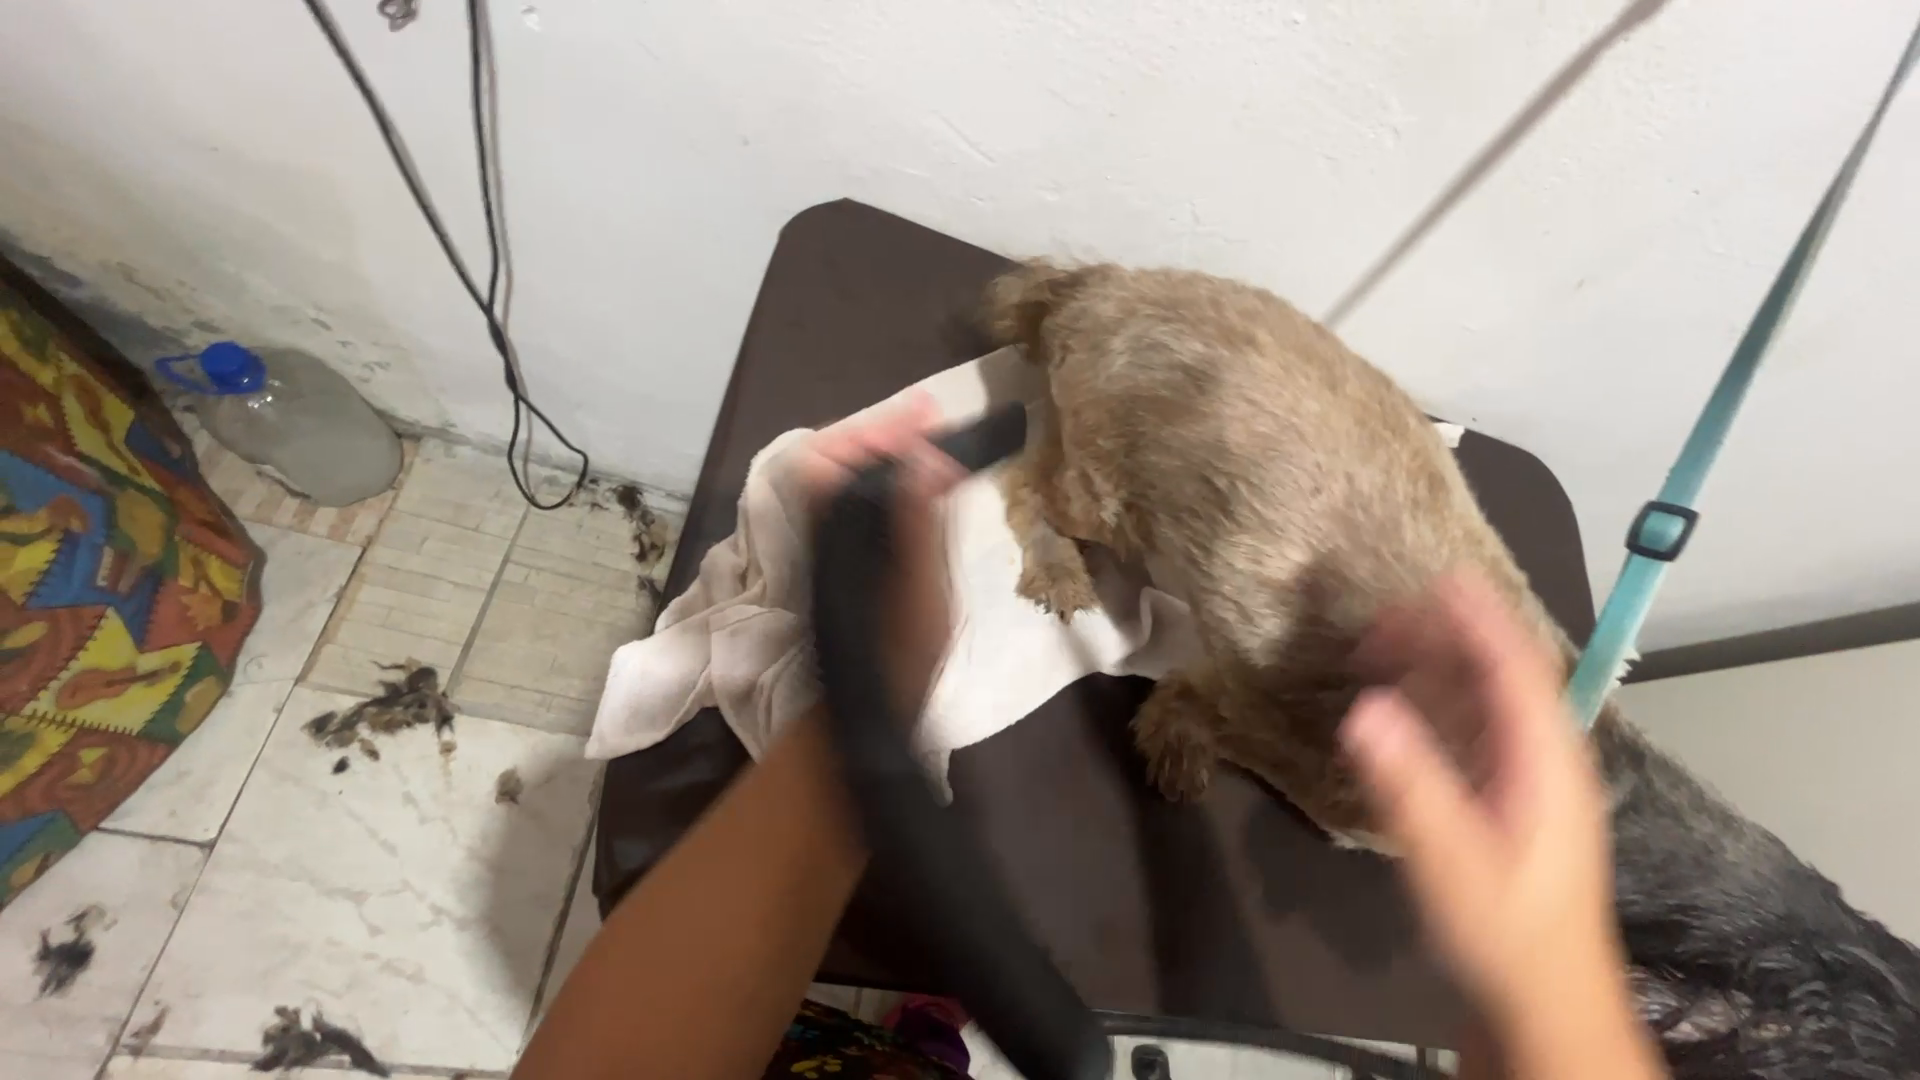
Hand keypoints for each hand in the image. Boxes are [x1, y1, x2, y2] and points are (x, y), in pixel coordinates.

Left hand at [791, 392, 963, 710]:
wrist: (875, 713)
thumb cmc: (902, 658)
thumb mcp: (922, 595)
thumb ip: (921, 526)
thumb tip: (924, 460)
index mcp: (838, 538)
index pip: (841, 463)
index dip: (881, 431)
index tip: (926, 411)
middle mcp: (825, 538)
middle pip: (838, 466)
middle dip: (883, 433)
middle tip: (930, 416)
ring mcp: (834, 551)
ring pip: (846, 485)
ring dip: (883, 455)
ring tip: (926, 436)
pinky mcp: (847, 565)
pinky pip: (858, 508)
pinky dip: (885, 485)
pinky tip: (914, 483)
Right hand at [1340, 573, 1629, 1039]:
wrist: (1540, 1000)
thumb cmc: (1503, 930)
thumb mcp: (1452, 860)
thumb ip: (1410, 785)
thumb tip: (1363, 710)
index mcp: (1544, 764)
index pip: (1517, 672)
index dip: (1481, 622)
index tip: (1441, 579)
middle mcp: (1539, 759)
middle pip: (1499, 676)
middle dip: (1447, 635)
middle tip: (1384, 612)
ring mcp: (1523, 778)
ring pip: (1483, 699)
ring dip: (1436, 663)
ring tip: (1381, 642)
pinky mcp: (1501, 797)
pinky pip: (1468, 728)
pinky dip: (1432, 701)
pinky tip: (1395, 699)